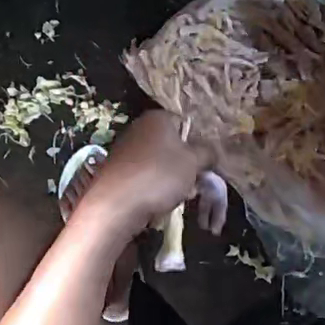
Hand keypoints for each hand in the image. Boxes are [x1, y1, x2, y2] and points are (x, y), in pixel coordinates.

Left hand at [81, 111, 216, 233]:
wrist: (113, 207)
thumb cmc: (158, 175)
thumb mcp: (194, 162)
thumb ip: (208, 153)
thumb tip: (212, 152)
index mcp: (157, 118)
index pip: (187, 124)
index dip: (199, 143)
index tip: (206, 162)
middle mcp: (139, 128)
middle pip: (174, 145)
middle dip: (186, 163)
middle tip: (195, 181)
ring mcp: (125, 150)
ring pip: (161, 163)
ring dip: (173, 178)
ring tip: (179, 195)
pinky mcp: (117, 172)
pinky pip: (145, 176)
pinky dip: (155, 187)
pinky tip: (159, 201)